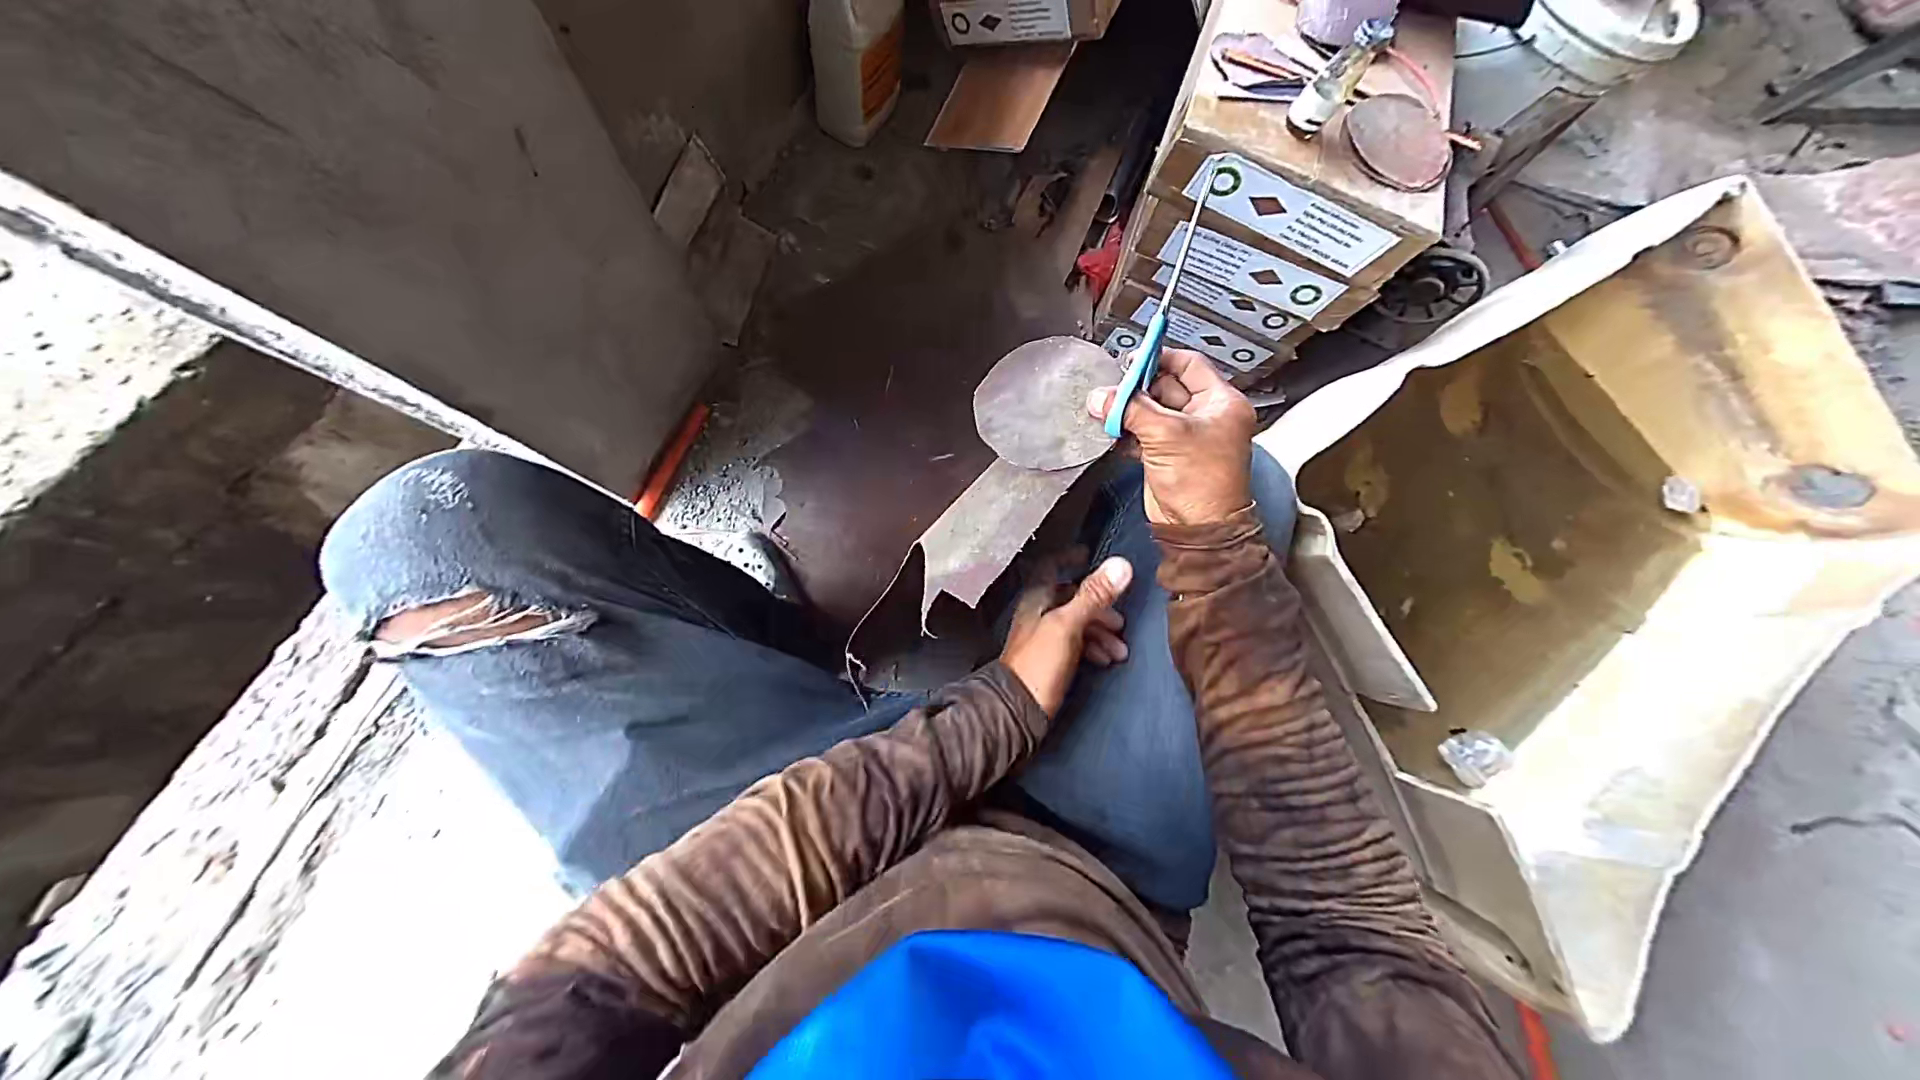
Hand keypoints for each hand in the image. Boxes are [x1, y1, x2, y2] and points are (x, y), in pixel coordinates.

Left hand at [999, 549, 1132, 716]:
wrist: (1018, 710)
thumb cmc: (1039, 664)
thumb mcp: (1068, 625)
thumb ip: (1093, 596)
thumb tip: (1120, 565)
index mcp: (1037, 600)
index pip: (1051, 566)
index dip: (1069, 558)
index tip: (1089, 556)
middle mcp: (1037, 614)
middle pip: (1071, 599)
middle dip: (1099, 607)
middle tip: (1121, 623)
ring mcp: (1042, 637)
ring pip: (1076, 623)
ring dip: (1100, 632)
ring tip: (1119, 650)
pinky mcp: (1048, 660)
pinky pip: (1075, 644)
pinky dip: (1092, 647)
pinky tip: (1105, 660)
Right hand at [1088, 348, 1257, 525]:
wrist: (1197, 528)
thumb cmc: (1204, 486)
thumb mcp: (1166, 435)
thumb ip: (1132, 410)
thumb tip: (1105, 396)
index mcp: (1220, 403)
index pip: (1188, 364)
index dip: (1160, 358)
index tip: (1134, 359)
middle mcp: (1205, 416)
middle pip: (1165, 387)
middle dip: (1137, 388)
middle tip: (1113, 389)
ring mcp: (1185, 436)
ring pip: (1151, 410)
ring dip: (1129, 411)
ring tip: (1109, 410)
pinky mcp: (1166, 454)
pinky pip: (1143, 432)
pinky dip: (1127, 431)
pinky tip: (1114, 431)